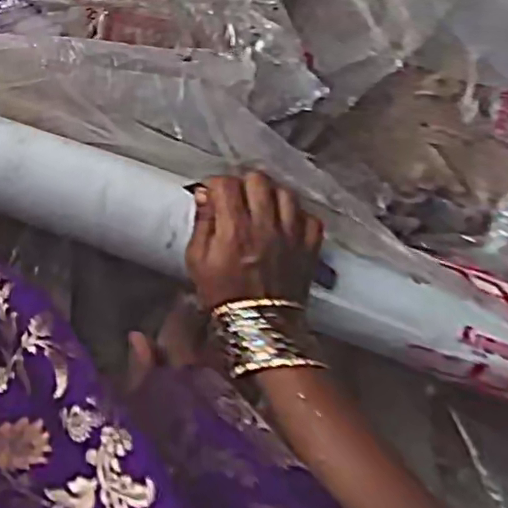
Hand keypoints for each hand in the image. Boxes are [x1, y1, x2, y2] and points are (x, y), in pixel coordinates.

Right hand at [186, 172, 323, 309]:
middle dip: (243, 183)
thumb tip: (204, 195)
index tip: (211, 193)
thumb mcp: (196, 258)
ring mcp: (292, 236)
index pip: (226, 183)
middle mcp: (265, 226)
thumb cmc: (222, 292)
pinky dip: (297, 215)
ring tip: (260, 205)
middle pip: (258, 180)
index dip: (215, 183)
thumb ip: (201, 222)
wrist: (261, 327)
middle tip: (236, 197)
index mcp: (234, 229)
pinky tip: (284, 222)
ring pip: (286, 193)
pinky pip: (310, 217)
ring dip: (270, 194)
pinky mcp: (310, 248)